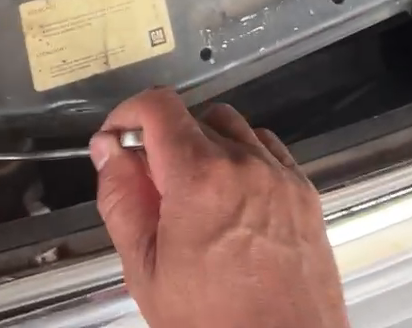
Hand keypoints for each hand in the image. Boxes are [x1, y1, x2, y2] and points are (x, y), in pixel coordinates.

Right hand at [90, 89, 348, 327]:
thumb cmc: (215, 325)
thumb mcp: (146, 271)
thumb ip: (121, 199)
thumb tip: (109, 152)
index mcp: (200, 177)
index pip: (158, 106)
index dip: (129, 114)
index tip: (118, 138)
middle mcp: (244, 162)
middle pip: (192, 118)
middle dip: (163, 143)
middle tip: (152, 188)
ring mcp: (278, 172)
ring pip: (231, 127)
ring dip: (204, 146)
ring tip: (194, 197)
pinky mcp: (303, 188)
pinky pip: (266, 148)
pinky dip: (243, 158)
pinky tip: (231, 198)